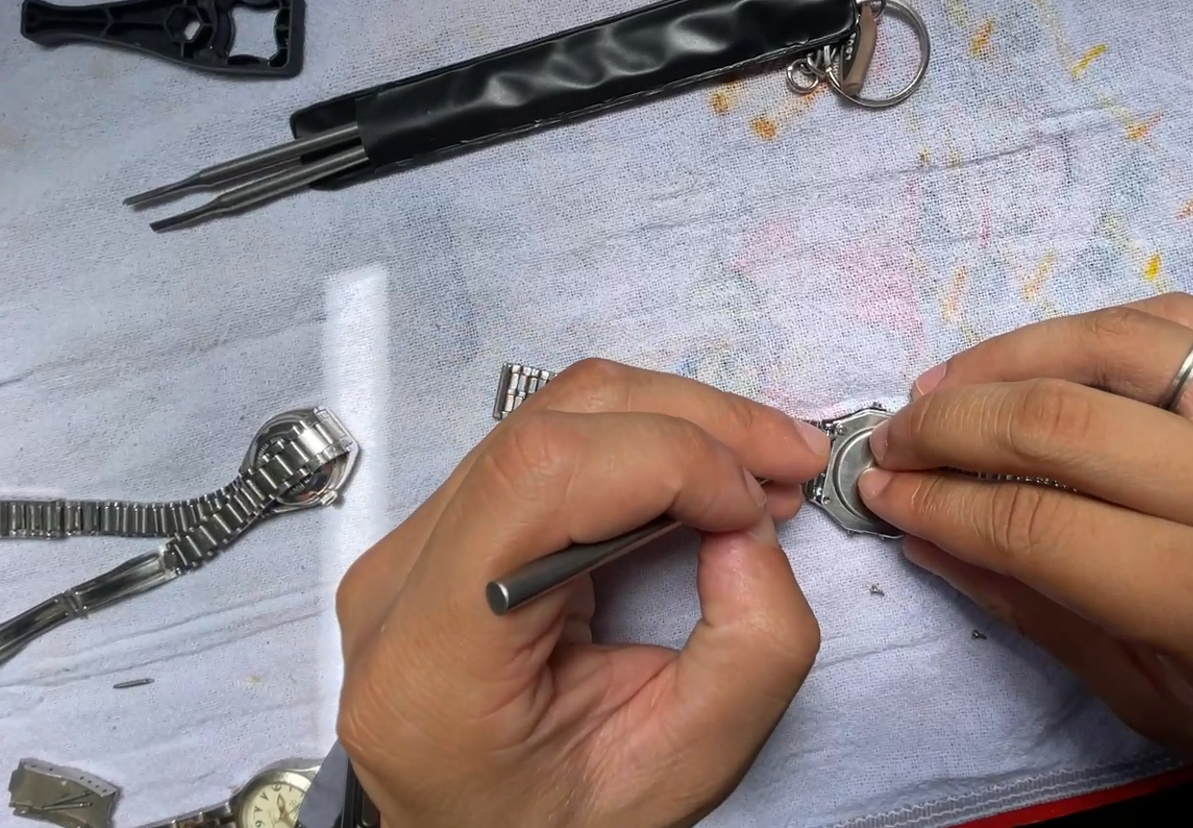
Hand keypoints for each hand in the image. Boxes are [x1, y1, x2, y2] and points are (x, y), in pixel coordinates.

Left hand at [334, 360, 827, 827]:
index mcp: (434, 654)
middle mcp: (406, 570)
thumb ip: (749, 652)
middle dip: (699, 421)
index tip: (752, 507)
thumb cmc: (554, 821)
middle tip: (787, 458)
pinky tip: (704, 469)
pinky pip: (563, 432)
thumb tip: (749, 523)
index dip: (668, 460)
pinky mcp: (455, 511)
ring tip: (757, 463)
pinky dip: (653, 433)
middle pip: (559, 419)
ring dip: (682, 418)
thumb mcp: (678, 770)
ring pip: (565, 406)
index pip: (539, 475)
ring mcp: (422, 530)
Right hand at [856, 295, 1192, 826]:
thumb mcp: (1149, 704)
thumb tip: (920, 531)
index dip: (940, 501)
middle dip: (951, 424)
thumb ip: (1025, 604)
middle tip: (892, 437)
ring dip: (1005, 358)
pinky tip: (1038, 359)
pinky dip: (1086, 331)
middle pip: (1066, 422)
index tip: (879, 489)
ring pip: (1117, 344)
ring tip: (942, 386)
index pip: (1041, 525)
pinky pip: (1179, 322)